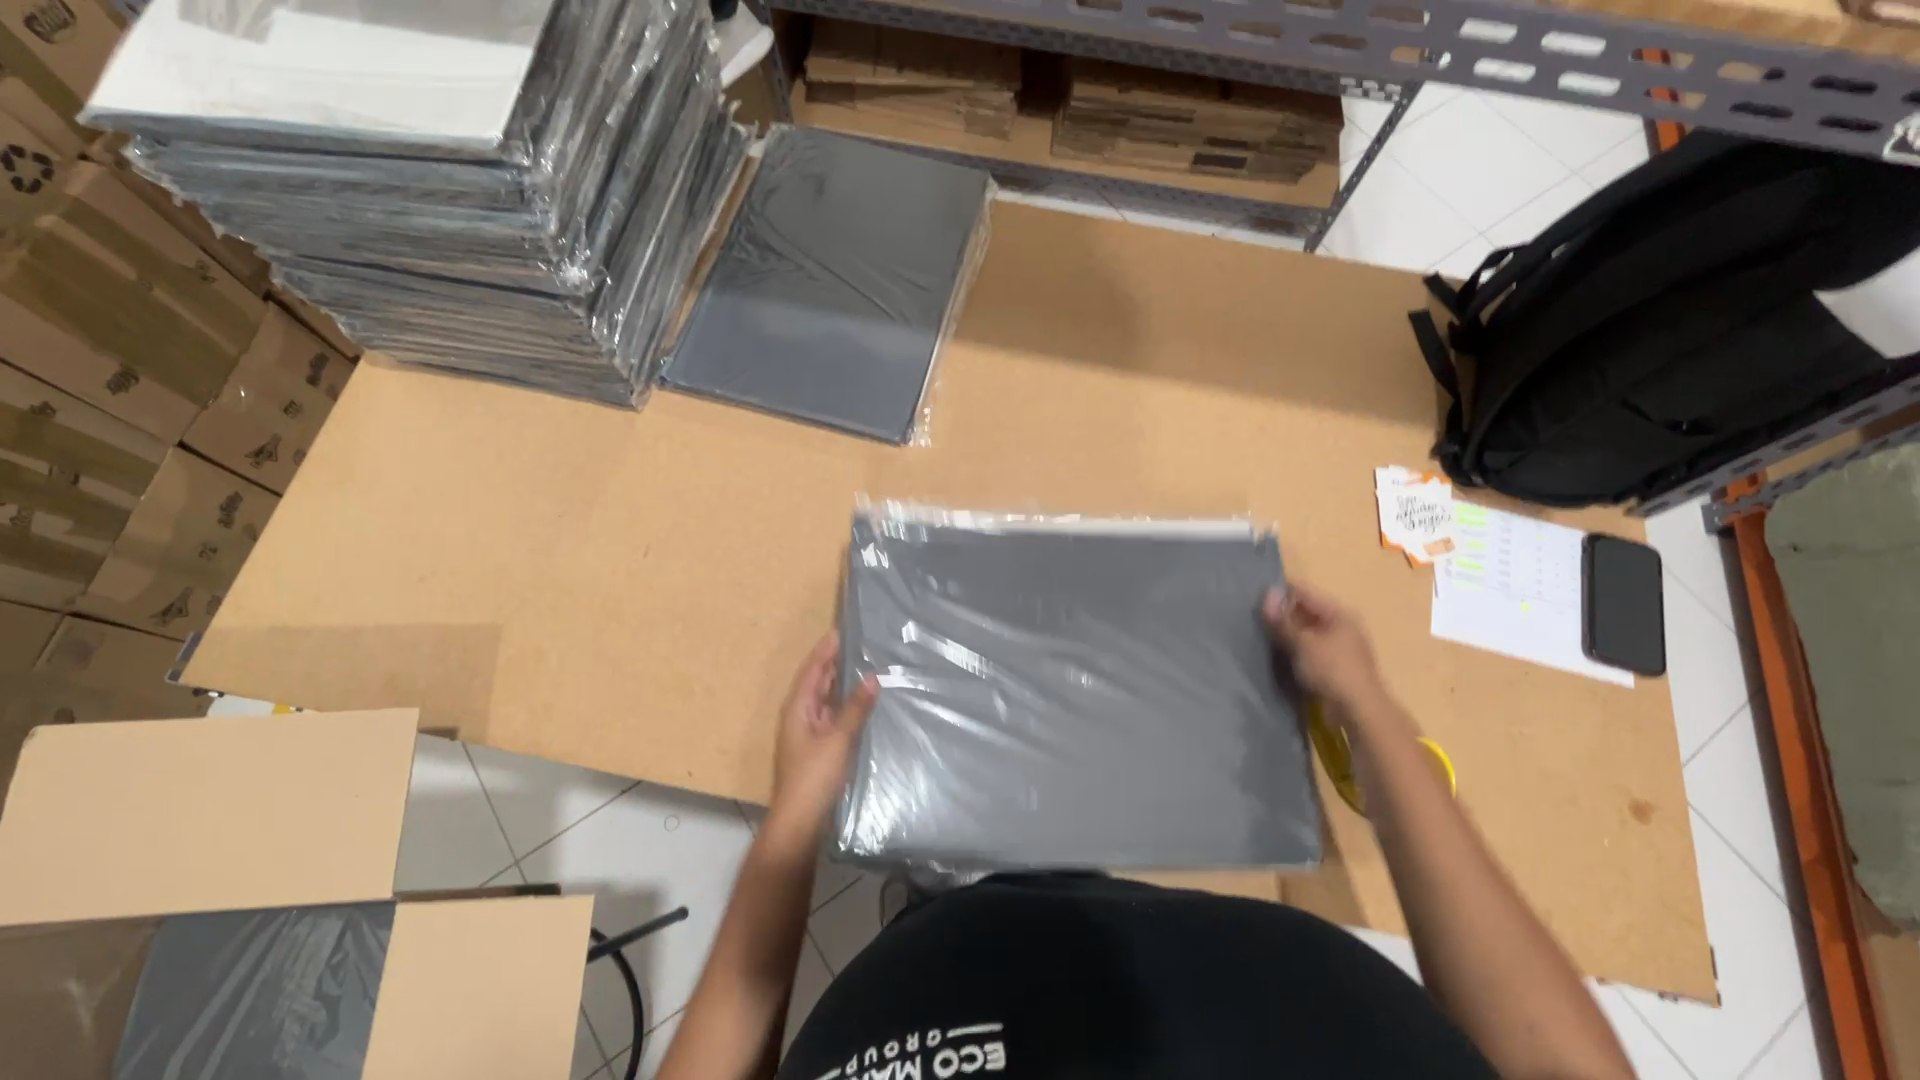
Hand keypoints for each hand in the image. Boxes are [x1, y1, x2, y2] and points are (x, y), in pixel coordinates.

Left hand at [766, 631, 878, 851]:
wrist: (800, 821)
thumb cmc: (814, 776)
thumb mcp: (838, 739)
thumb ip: (855, 708)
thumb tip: (871, 677)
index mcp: (797, 708)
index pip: (812, 669)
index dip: (825, 650)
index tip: (841, 631)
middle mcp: (799, 716)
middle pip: (816, 682)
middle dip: (833, 663)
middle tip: (857, 644)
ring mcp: (807, 733)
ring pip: (825, 699)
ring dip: (840, 683)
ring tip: (863, 666)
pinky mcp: (817, 748)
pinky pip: (831, 716)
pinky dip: (844, 704)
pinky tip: (861, 703)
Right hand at [1263, 583, 1385, 711]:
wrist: (1358, 710)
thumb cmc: (1332, 670)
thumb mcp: (1303, 643)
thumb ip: (1283, 620)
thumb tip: (1267, 594)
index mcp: (1339, 613)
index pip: (1305, 592)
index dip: (1281, 592)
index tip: (1255, 597)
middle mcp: (1342, 625)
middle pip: (1307, 611)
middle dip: (1283, 613)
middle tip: (1255, 617)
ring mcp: (1340, 645)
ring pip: (1307, 631)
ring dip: (1287, 633)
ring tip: (1262, 634)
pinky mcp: (1335, 664)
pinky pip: (1309, 648)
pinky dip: (1295, 648)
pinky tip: (1278, 652)